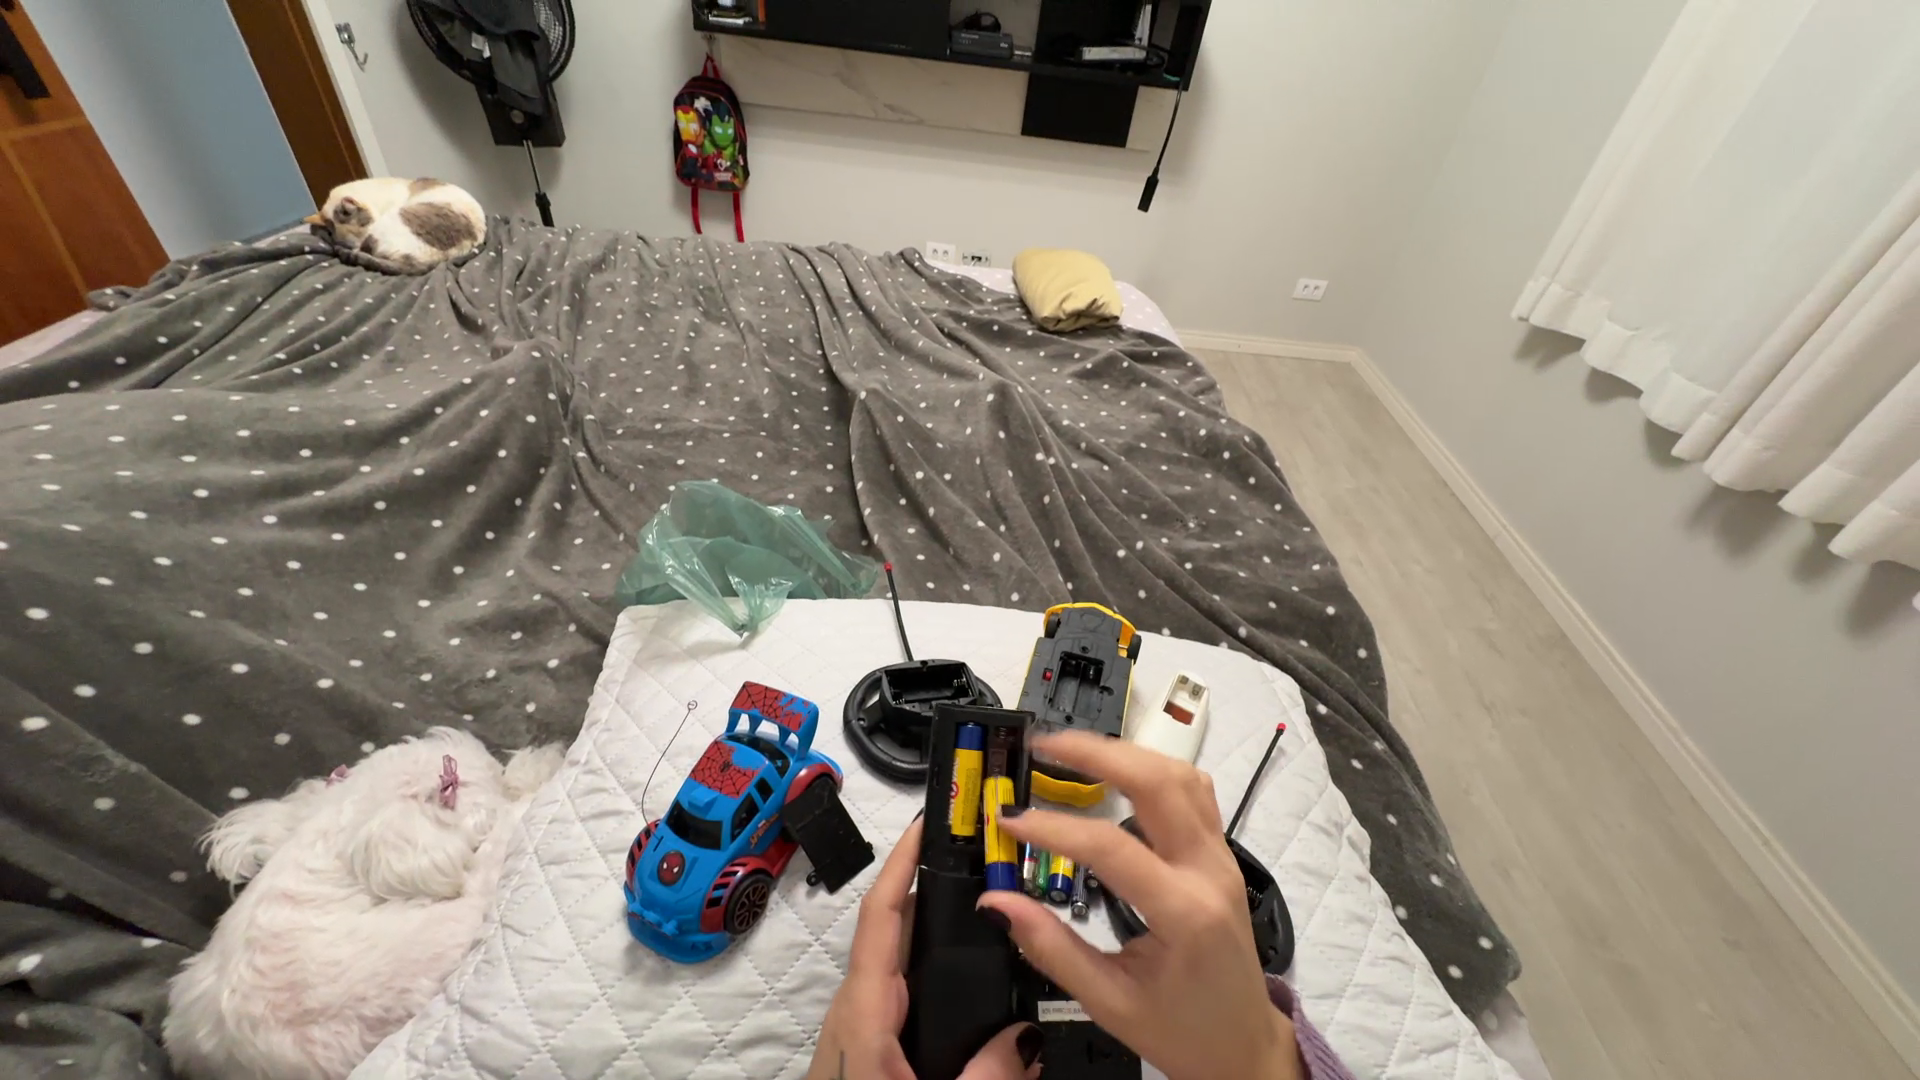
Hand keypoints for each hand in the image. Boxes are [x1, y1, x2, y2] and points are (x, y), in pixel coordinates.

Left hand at [806, 819, 1043, 1079]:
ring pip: (896, 957)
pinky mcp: (866, 1046)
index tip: (931, 822)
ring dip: (931, 923)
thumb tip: (1031, 1033)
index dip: (904, 861)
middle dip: (931, 885)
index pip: (881, 914)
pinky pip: (898, 986)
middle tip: (982, 859)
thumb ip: (990, 1076)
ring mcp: (857, 1026)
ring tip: (983, 904)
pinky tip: (965, 973)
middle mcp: (855, 1007)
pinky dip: (928, 963)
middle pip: (892, 926)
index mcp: (864, 1010)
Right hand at [977, 733, 1301, 1079]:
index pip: (1112, 848)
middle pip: (1158, 782)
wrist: (1245, 1046)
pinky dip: (1151, 767)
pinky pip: (1192, 789)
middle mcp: (1209, 870)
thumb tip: (997, 901)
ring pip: (1179, 774)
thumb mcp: (1109, 1003)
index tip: (1009, 821)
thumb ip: (1050, 947)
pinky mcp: (1219, 851)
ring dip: (1124, 752)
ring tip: (1073, 749)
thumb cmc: (1181, 1031)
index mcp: (1184, 913)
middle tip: (1043, 745)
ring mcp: (1221, 855)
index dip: (1054, 829)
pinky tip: (1118, 770)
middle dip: (1097, 753)